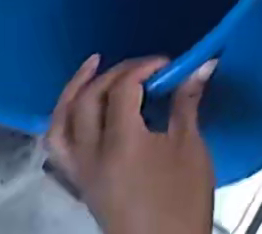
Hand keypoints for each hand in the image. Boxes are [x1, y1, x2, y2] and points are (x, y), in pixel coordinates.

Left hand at [45, 55, 214, 233]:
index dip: (144, 67)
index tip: (169, 63)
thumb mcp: (190, 146)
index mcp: (122, 144)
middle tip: (141, 65)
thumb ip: (188, 102)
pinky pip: (59, 148)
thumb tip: (202, 64)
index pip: (122, 90)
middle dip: (111, 74)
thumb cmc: (183, 197)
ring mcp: (79, 174)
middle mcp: (91, 157)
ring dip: (72, 94)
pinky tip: (84, 112)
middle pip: (85, 102)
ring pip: (58, 127)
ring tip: (92, 70)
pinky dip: (66, 122)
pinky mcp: (79, 186)